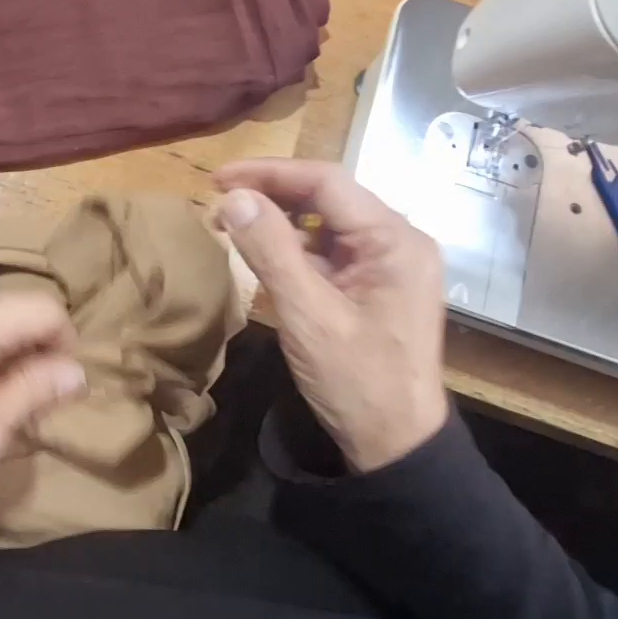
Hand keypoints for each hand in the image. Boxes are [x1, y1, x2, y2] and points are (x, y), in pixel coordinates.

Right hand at [215, 159, 448, 471]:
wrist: (396, 445)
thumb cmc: (356, 382)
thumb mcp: (307, 316)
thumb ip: (271, 252)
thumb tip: (234, 198)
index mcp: (395, 240)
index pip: (327, 182)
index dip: (269, 173)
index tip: (219, 179)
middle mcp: (398, 242)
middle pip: (329, 198)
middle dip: (273, 195)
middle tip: (220, 202)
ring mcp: (389, 266)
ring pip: (327, 225)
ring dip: (281, 222)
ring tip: (234, 226)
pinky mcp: (375, 288)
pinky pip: (331, 253)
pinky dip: (296, 250)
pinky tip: (264, 257)